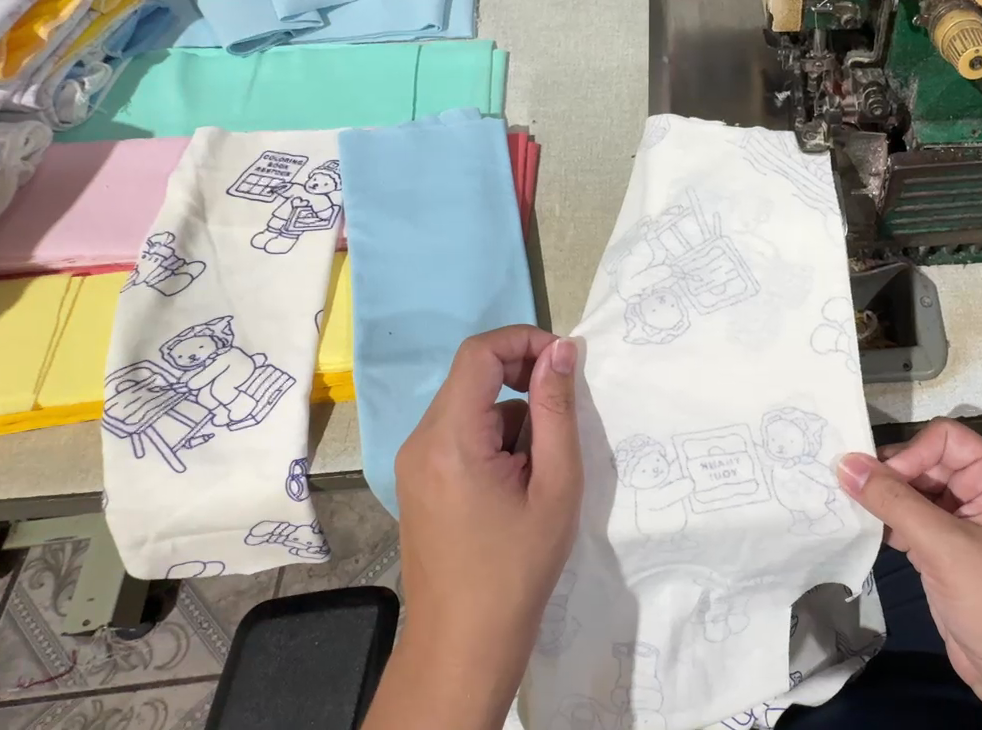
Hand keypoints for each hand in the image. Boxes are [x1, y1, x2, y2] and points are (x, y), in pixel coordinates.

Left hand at [367, 327, 582, 729]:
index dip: (525, 340)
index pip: (480, 353)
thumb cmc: (518, 564)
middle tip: (565, 407)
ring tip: (544, 463)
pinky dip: (496, 435)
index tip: (566, 361)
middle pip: (473, 375)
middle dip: (524, 376)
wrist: (465, 641)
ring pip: (471, 404)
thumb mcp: (556, 482)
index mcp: (450, 438)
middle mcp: (421, 440)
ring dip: (514, 412)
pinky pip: (461, 431)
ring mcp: (415, 461)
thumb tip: (562, 349)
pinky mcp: (420, 479)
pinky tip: (519, 479)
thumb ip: (557, 409)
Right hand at [837, 420, 981, 729]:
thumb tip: (845, 464)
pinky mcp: (940, 547)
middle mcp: (977, 491)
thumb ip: (893, 501)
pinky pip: (906, 516)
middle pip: (924, 459)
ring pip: (911, 488)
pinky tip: (867, 531)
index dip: (912, 453)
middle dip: (891, 474)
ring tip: (853, 509)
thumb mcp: (944, 546)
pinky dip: (885, 520)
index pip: (944, 438)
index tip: (883, 482)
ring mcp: (957, 520)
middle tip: (854, 492)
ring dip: (883, 497)